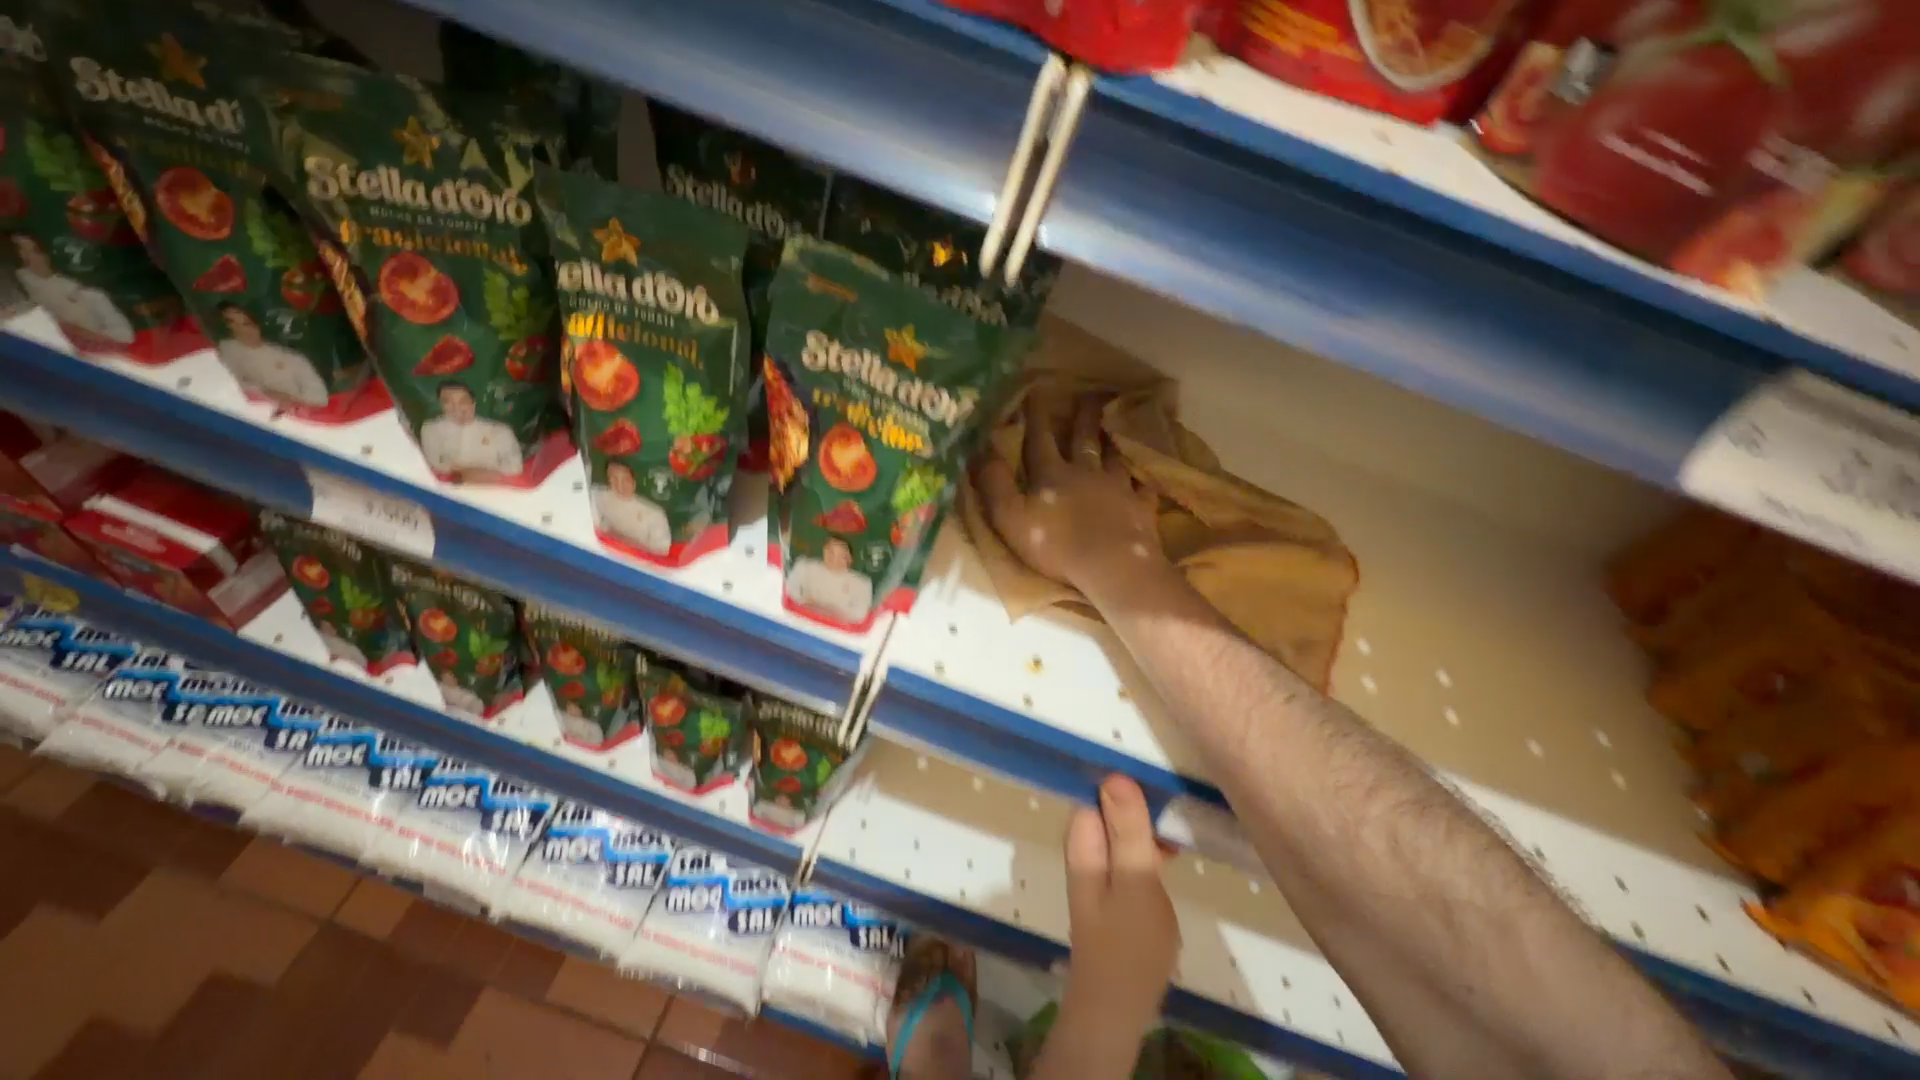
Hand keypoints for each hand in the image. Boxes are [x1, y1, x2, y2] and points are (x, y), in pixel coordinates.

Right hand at [978, 396, 1164, 596]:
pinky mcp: (1140, 507)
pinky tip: (1142, 469)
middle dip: (1083, 416)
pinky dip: (1140, 474)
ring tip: (1115, 423)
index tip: (1035, 389)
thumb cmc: (1056, 545)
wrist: (1111, 566)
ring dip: (1111, 439)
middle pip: (1083, 439)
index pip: (1039, 439)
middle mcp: (1085, 472)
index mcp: (1052, 475)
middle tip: (1089, 394)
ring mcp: (1117, 488)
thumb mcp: (1010, 517)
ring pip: (1114, 456)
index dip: (1035, 415)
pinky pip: (1141, 484)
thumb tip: (980, 451)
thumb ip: (994, 484)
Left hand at [1063, 775, 1179, 1037]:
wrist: (1118, 1007)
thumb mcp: (1136, 881)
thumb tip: (1116, 775)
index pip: (1095, 790)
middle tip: (1178, 788)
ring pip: (1121, 828)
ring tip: (1182, 814)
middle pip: (1108, 806)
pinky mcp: (1115, 889)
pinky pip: (1130, 850)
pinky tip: (1176, 849)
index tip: (1157, 764)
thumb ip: (1127, 831)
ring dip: (1147, 820)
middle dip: (1138, 795)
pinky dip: (1150, 844)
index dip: (1122, 776)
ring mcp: (1099, 871)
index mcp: (1083, 842)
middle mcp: (1085, 851)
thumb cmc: (1129, 944)